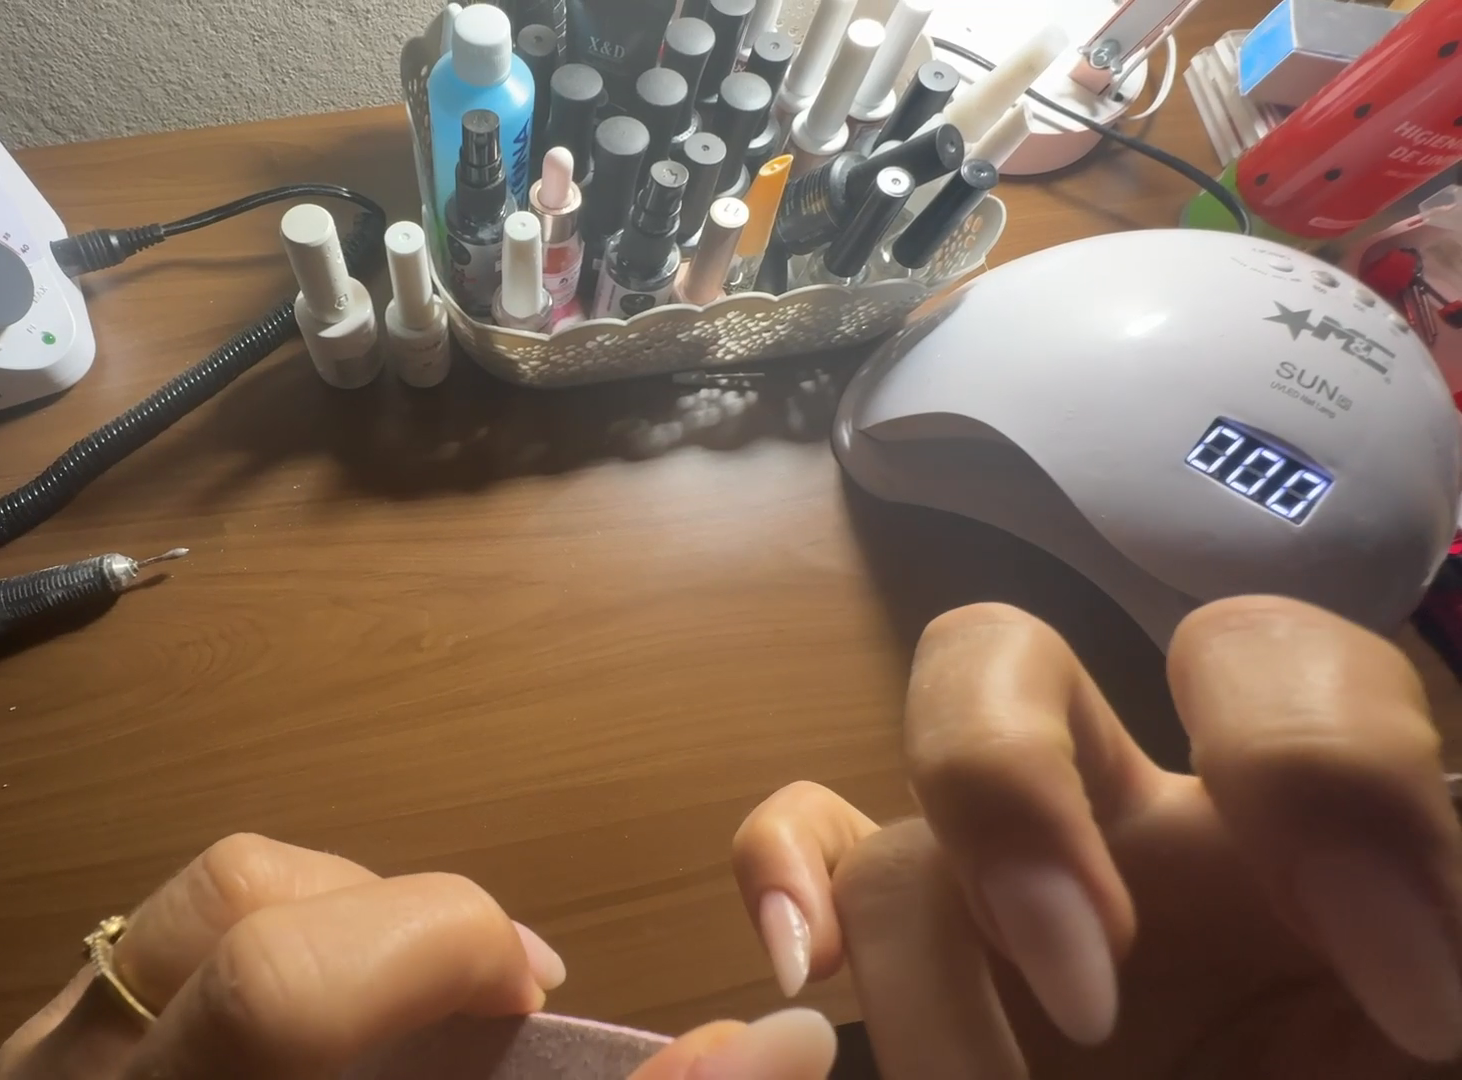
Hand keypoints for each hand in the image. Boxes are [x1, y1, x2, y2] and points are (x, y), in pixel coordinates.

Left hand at [0, 833, 839, 1078]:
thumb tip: (773, 1046)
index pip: (278, 988)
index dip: (440, 941)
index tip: (543, 989)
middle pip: (241, 908)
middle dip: (414, 922)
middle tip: (507, 988)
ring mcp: (59, 1057)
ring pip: (217, 891)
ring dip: (355, 911)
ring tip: (423, 982)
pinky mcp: (63, 1033)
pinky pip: (187, 919)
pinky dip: (298, 920)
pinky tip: (344, 1001)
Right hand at [732, 596, 1461, 1078]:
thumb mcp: (1460, 1041)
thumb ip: (1452, 940)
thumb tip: (1427, 957)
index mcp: (1298, 825)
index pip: (1267, 650)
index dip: (1315, 767)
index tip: (1408, 997)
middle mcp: (1129, 819)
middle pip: (995, 651)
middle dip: (1010, 790)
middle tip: (1083, 986)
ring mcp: (994, 874)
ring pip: (891, 815)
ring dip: (925, 981)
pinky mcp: (911, 940)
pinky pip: (807, 842)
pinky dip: (781, 872)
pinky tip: (805, 964)